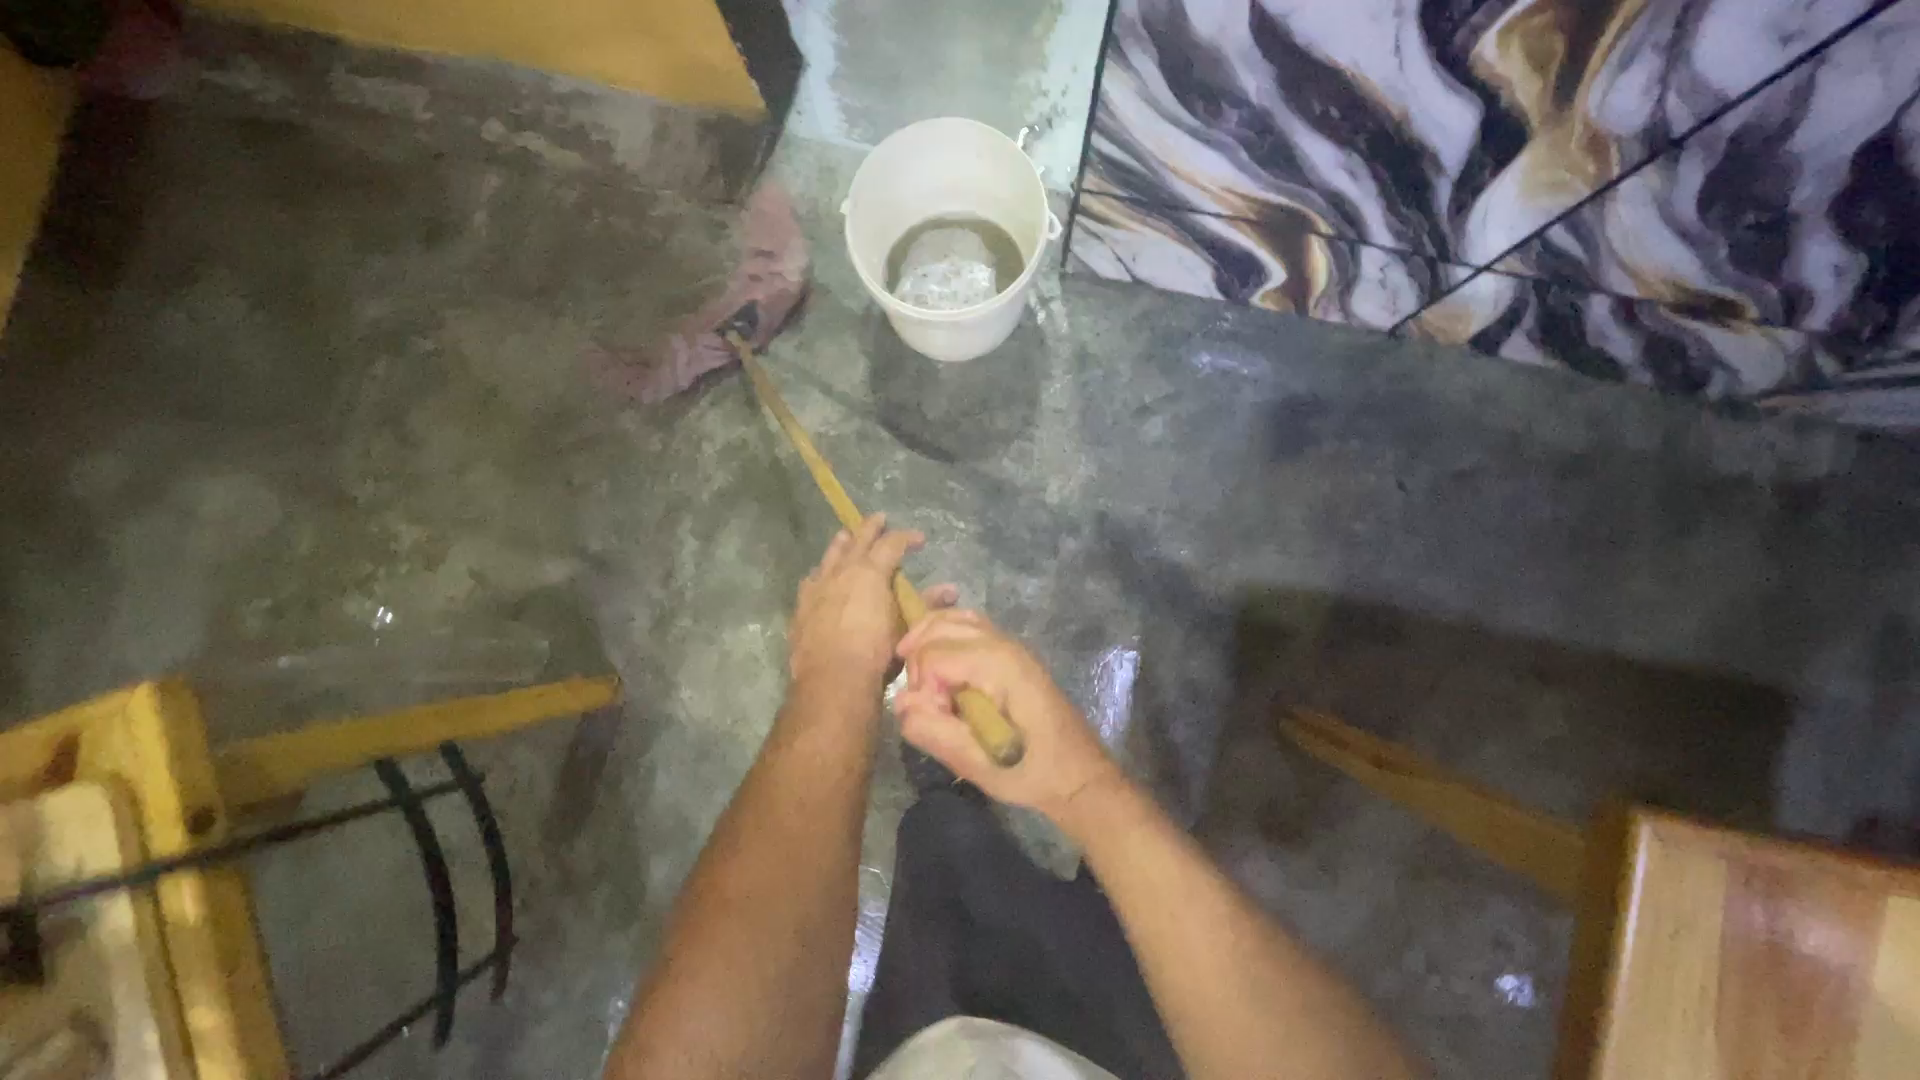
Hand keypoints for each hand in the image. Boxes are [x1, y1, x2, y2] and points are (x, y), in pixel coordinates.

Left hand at [789, 514, 955, 689]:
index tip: (920, 539)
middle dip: (871, 527)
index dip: (907, 537)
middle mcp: (843, 571)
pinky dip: (820, 574)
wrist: (833, 678)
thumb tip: (951, 589)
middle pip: (858, 539)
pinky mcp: (802, 606)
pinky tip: (819, 577)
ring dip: (841, 544)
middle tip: (879, 517)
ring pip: (830, 555)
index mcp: (872, 572)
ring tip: (845, 535)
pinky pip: (811, 581)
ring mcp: (818, 587)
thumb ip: (927, 603)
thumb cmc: (876, 653)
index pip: (892, 543)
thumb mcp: (907, 627)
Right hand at [893, 609, 1124, 822]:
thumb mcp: (978, 765)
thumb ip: (935, 732)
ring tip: (917, 677)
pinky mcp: (1012, 653)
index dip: (922, 688)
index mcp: (999, 667)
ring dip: (927, 641)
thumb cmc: (1031, 774)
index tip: (936, 718)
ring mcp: (1011, 644)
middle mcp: (1005, 644)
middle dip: (919, 660)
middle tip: (924, 701)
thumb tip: (901, 703)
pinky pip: (969, 626)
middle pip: (940, 626)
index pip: (933, 655)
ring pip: (954, 618)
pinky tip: (937, 662)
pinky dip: (946, 635)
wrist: (1078, 774)